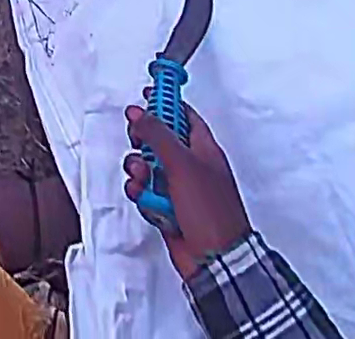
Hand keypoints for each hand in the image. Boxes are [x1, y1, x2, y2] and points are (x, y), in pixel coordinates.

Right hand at [123, 104, 249, 279]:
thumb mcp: (181, 163)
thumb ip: (157, 133)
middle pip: (158, 136)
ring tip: (144, 178)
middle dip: (143, 138)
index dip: (165, 100)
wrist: (215, 261)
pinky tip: (146, 197)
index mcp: (203, 148)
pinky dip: (140, 191)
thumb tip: (139, 112)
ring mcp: (178, 185)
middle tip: (139, 140)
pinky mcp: (166, 205)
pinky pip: (143, 188)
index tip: (149, 93)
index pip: (182, 112)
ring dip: (139, 169)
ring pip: (147, 163)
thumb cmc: (212, 213)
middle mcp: (191, 164)